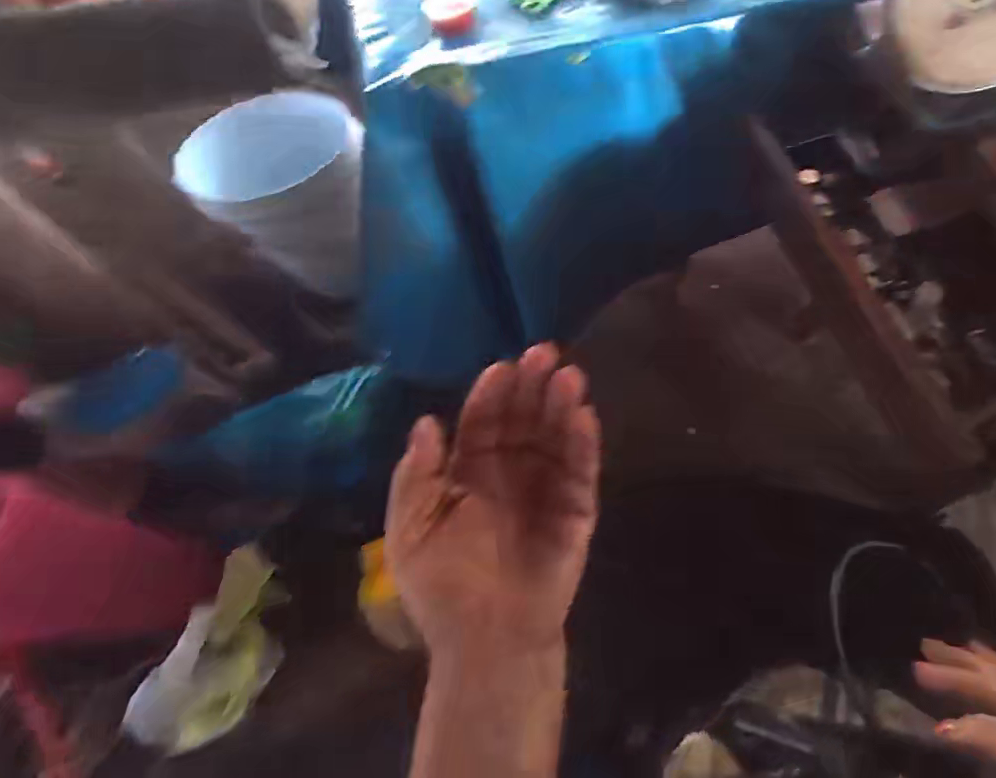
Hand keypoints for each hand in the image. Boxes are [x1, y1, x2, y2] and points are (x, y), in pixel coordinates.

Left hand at [385, 344, 600, 658]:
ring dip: (562, 404)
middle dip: (532, 385)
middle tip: (544, 352)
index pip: (483, 422)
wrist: (485, 643)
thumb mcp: (412, 530)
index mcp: (471, 471)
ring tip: (568, 376)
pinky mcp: (576, 509)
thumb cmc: (444, 587)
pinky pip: (581, 470)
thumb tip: (426, 422)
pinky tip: (583, 415)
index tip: (502, 368)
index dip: (491, 394)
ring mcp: (546, 487)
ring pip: (555, 435)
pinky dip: (583, 443)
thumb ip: (416, 476)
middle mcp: (512, 470)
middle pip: (524, 419)